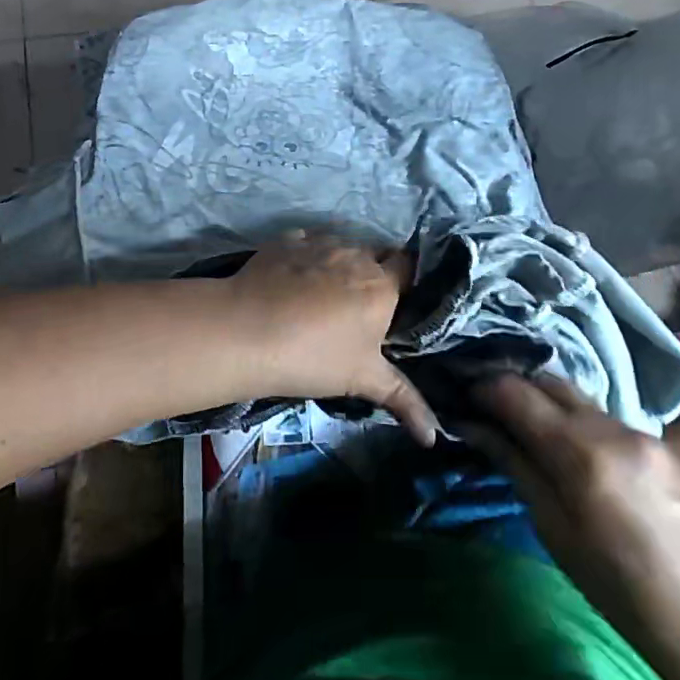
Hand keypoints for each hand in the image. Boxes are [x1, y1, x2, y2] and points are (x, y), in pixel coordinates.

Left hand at [225, 232, 438, 445]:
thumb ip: (405, 401)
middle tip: (359, 302)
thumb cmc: (312, 356)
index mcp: (381, 285)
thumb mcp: (363, 380)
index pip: (408, 266)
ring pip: (338, 244)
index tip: (397, 301)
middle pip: (373, 254)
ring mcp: (315, 243)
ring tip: (323, 291)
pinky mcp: (282, 242)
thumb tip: (435, 437)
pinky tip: (293, 277)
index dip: (405, 280)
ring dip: (338, 262)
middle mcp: (353, 254)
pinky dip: (305, 255)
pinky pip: (304, 242)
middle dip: (371, 272)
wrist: (245, 330)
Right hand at [465, 375, 679, 679]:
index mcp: (581, 449)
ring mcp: (641, 433)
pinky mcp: (657, 446)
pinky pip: (599, 415)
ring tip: (517, 425)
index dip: (480, 389)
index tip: (459, 400)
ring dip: (541, 401)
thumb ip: (512, 463)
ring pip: (574, 396)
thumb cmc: (617, 583)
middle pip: (547, 381)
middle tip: (483, 409)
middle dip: (510, 387)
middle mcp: (613, 428)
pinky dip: (569, 418)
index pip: (514, 390)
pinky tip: (559, 443)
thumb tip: (471, 426)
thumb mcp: (550, 525)